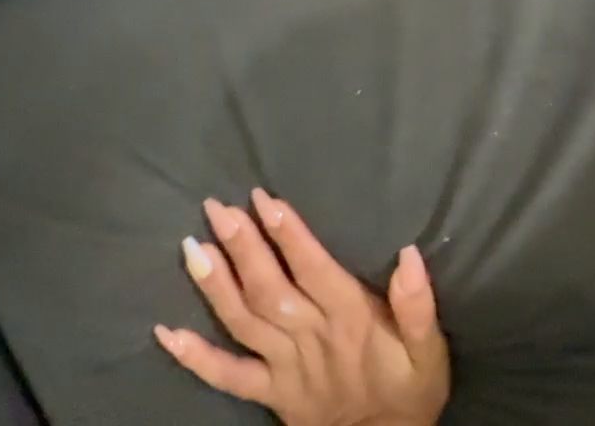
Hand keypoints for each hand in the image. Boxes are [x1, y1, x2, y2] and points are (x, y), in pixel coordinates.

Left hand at [156, 188, 449, 425]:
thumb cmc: (412, 388)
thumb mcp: (430, 348)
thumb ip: (418, 303)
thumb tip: (409, 254)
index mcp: (351, 318)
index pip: (313, 269)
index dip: (288, 234)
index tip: (264, 200)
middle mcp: (312, 337)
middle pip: (270, 288)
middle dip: (243, 247)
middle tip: (217, 209)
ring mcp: (285, 368)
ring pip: (243, 322)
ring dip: (216, 284)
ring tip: (192, 246)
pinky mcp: (270, 393)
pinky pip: (226, 377)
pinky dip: (193, 357)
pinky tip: (165, 332)